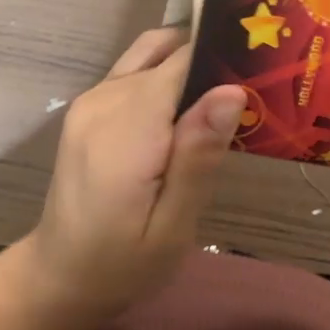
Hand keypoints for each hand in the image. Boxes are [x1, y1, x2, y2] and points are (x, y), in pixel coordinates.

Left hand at [25, 27, 246, 327]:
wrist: (61, 274)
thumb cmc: (123, 264)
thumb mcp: (171, 228)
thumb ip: (197, 159)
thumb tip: (231, 91)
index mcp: (125, 132)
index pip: (183, 63)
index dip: (225, 61)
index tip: (268, 73)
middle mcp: (104, 102)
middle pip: (170, 56)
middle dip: (215, 64)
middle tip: (261, 94)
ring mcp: (91, 100)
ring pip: (154, 55)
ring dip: (192, 67)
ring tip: (229, 100)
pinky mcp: (90, 106)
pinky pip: (136, 70)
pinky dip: (169, 75)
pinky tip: (193, 109)